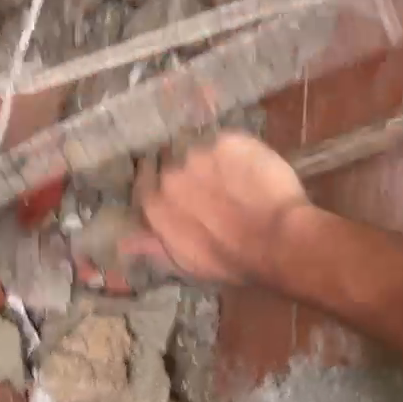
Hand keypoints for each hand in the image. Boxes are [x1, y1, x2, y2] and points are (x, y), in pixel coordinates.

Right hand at [127, 132, 311, 285]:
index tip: (185, 196)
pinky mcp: (229, 140)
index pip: (147, 185)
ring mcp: (199, 154)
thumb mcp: (185, 261)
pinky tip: (255, 173)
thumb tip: (124, 242)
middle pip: (173, 165)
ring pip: (202, 152)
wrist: (277, 241)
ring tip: (239, 182)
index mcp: (155, 206)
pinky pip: (230, 144)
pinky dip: (240, 155)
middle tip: (215, 190)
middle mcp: (170, 175)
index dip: (167, 189)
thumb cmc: (230, 260)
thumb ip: (153, 245)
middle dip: (191, 175)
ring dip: (216, 163)